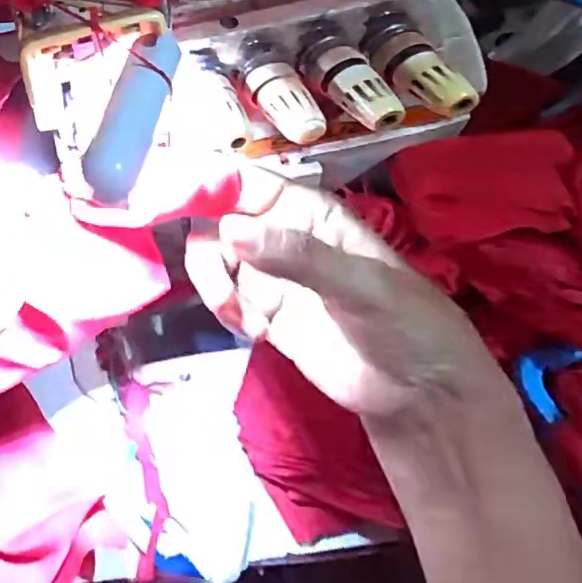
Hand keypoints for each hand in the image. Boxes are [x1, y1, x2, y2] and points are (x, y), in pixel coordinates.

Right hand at [183, 168, 503, 423]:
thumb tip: (229, 230)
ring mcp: (262, 270)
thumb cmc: (410, 327)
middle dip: (196, 242)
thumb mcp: (362, 285)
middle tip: (189, 262)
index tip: (157, 200)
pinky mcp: (255, 306)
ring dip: (212, 284)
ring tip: (242, 316)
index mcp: (301, 209)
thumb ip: (296, 254)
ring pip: (207, 258)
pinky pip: (217, 295)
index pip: (236, 181)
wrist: (424, 401)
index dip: (195, 185)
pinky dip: (223, 310)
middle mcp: (274, 231)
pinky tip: (254, 331)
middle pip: (209, 217)